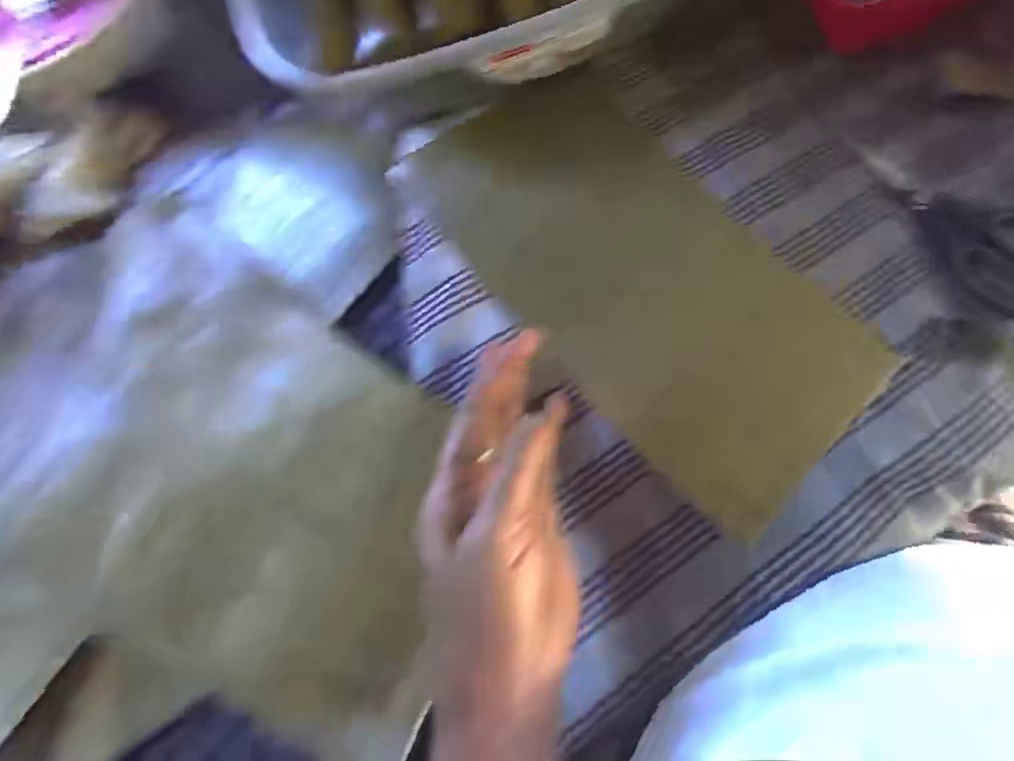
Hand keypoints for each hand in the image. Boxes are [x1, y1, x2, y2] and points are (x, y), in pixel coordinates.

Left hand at [416, 330, 576, 760]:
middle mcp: (476, 490)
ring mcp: (509, 503)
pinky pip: (543, 463)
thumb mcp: (498, 539)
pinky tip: (560, 410)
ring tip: (540, 360)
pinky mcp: (539, 517)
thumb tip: (539, 408)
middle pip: (490, 424)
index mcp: (452, 494)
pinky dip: (550, 433)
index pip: (472, 422)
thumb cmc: (493, 613)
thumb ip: (519, 473)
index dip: (492, 380)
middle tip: (532, 335)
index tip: (519, 341)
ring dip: (524, 400)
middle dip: (506, 379)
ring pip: (516, 440)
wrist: (514, 678)